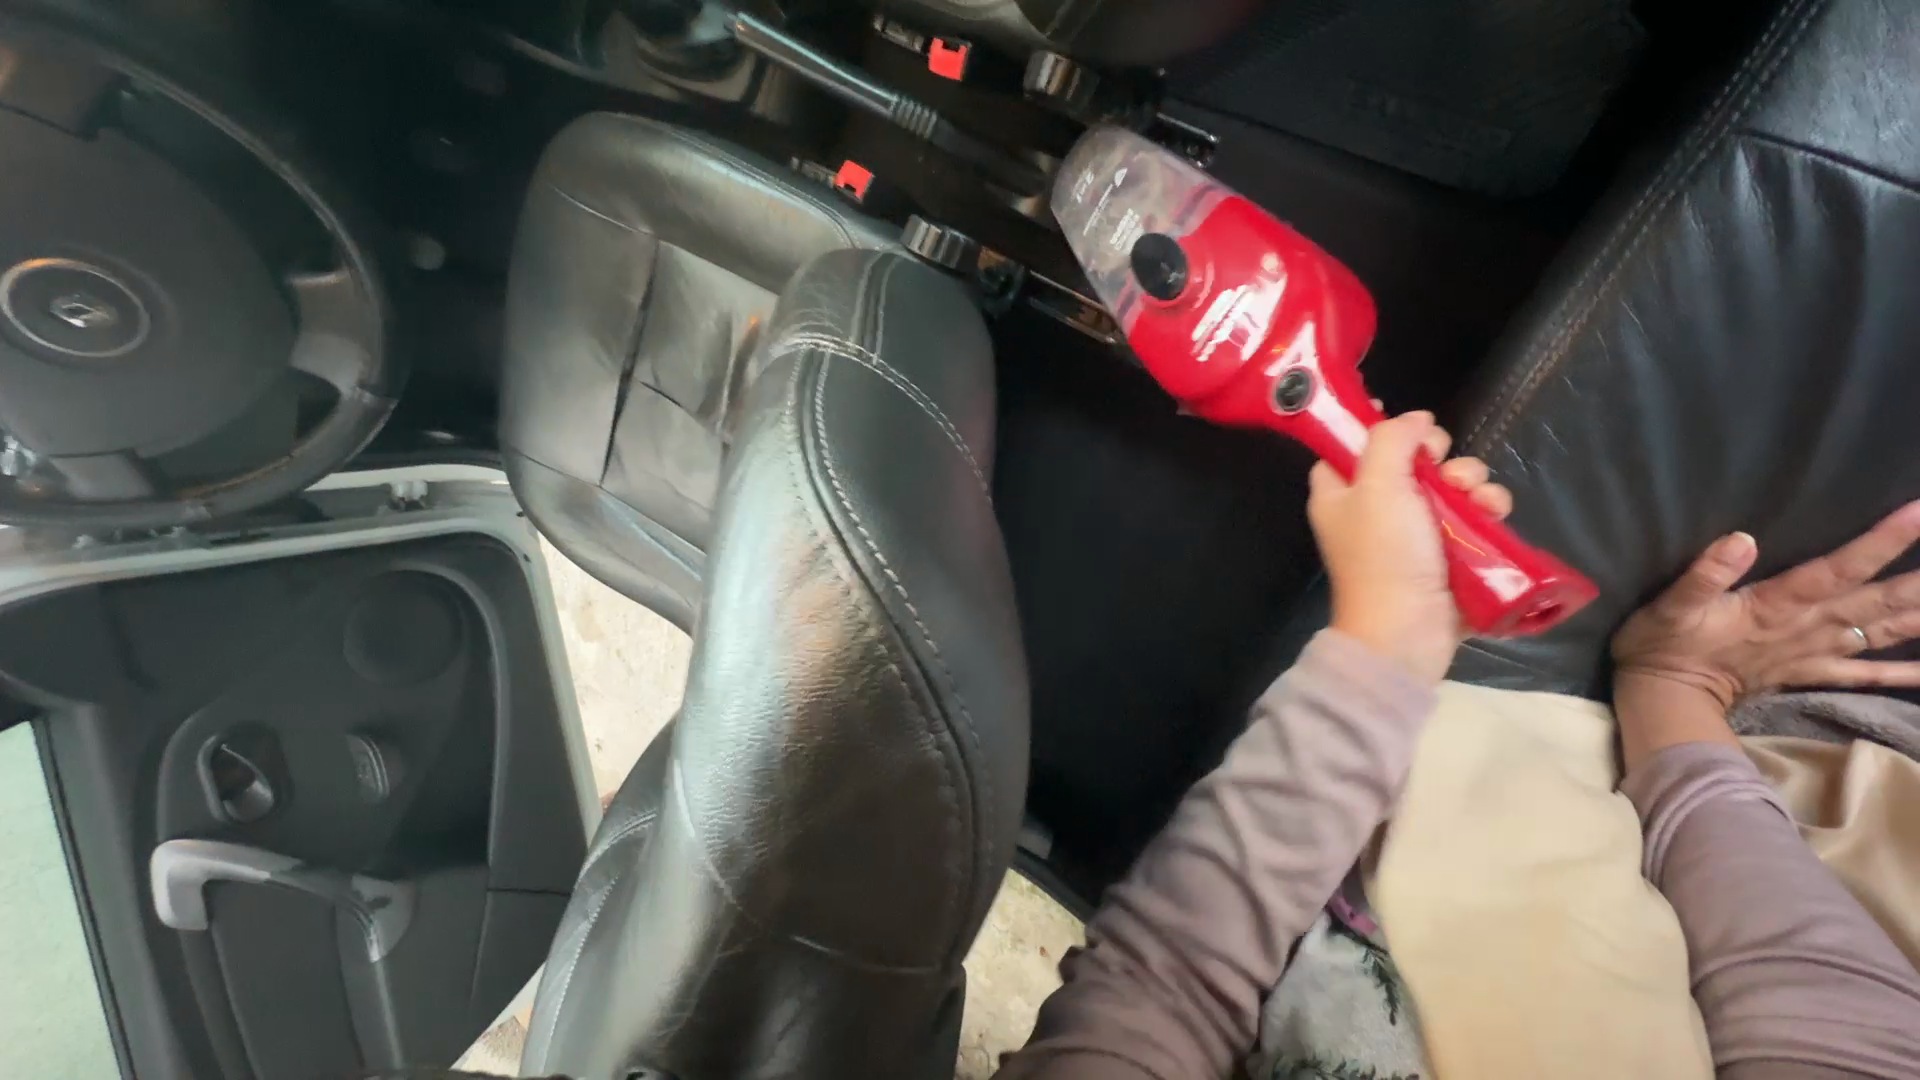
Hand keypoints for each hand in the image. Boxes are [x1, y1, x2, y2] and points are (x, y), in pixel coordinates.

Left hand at [1309, 411, 1513, 682]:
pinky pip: (1471, 517)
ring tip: (1475, 497)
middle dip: (1438, 457)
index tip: (1408, 424)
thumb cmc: (1383, 554)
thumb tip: (1412, 418)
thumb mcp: (1377, 486)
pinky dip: (1486, 509)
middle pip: (1407, 462)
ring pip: (1447, 487)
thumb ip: (1389, 441)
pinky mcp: (1446, 553)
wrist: (1407, 630)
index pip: (1345, 449)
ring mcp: (1409, 533)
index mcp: (1337, 494)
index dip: (1374, 431)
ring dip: (1470, 482)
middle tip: (1443, 466)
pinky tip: (1494, 513)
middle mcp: (1369, 510)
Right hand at [1612, 500, 1919, 714]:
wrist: (1665, 694)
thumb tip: (1742, 539)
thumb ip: (1704, 575)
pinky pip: (1872, 674)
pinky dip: (1910, 672)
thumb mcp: (1669, 607)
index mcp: (1776, 606)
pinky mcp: (1812, 672)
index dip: (1882, 541)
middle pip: (1882, 598)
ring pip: (1890, 630)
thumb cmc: (1662, 644)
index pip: (1838, 568)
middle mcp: (1809, 626)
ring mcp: (1816, 652)